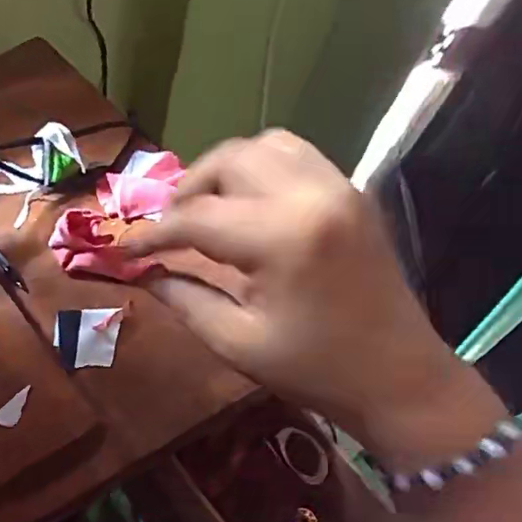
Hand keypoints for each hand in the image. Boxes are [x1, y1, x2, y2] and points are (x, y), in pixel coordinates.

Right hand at [124, 130, 506, 468]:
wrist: (396, 375)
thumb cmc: (312, 369)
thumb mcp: (236, 343)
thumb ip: (185, 300)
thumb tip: (147, 274)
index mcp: (282, 236)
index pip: (198, 217)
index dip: (153, 234)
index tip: (124, 250)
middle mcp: (312, 193)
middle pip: (231, 160)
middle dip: (186, 189)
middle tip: (164, 229)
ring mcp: (339, 186)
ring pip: (266, 146)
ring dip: (223, 171)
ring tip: (202, 211)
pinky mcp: (352, 194)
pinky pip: (297, 157)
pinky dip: (259, 171)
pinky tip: (244, 209)